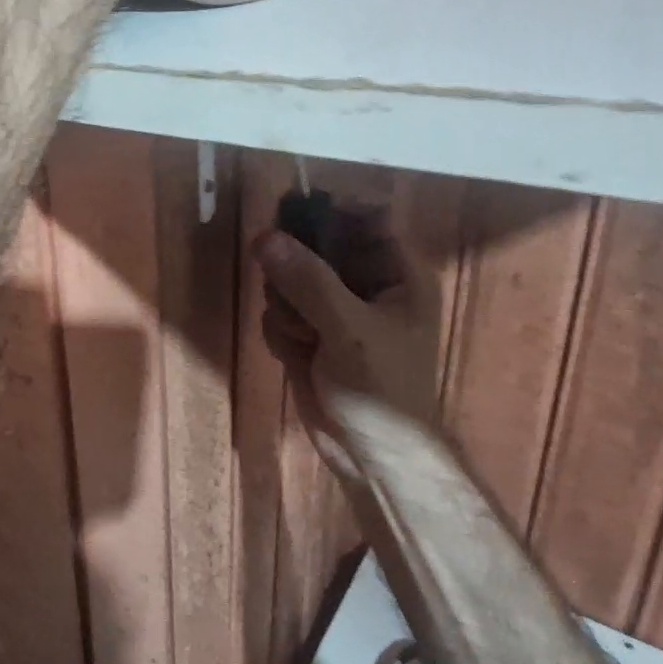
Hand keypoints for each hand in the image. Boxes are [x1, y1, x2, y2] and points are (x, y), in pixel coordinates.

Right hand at [251, 208, 440, 477]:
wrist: (372, 456)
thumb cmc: (381, 388)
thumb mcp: (348, 329)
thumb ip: (307, 280)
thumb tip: (264, 236)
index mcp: (398, 274)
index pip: (367, 217)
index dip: (331, 208)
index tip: (289, 211)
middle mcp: (366, 285)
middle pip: (317, 244)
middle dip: (294, 267)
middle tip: (287, 287)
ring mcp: (335, 311)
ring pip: (289, 279)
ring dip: (285, 305)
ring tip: (303, 336)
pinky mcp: (310, 335)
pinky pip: (279, 311)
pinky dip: (281, 331)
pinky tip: (296, 355)